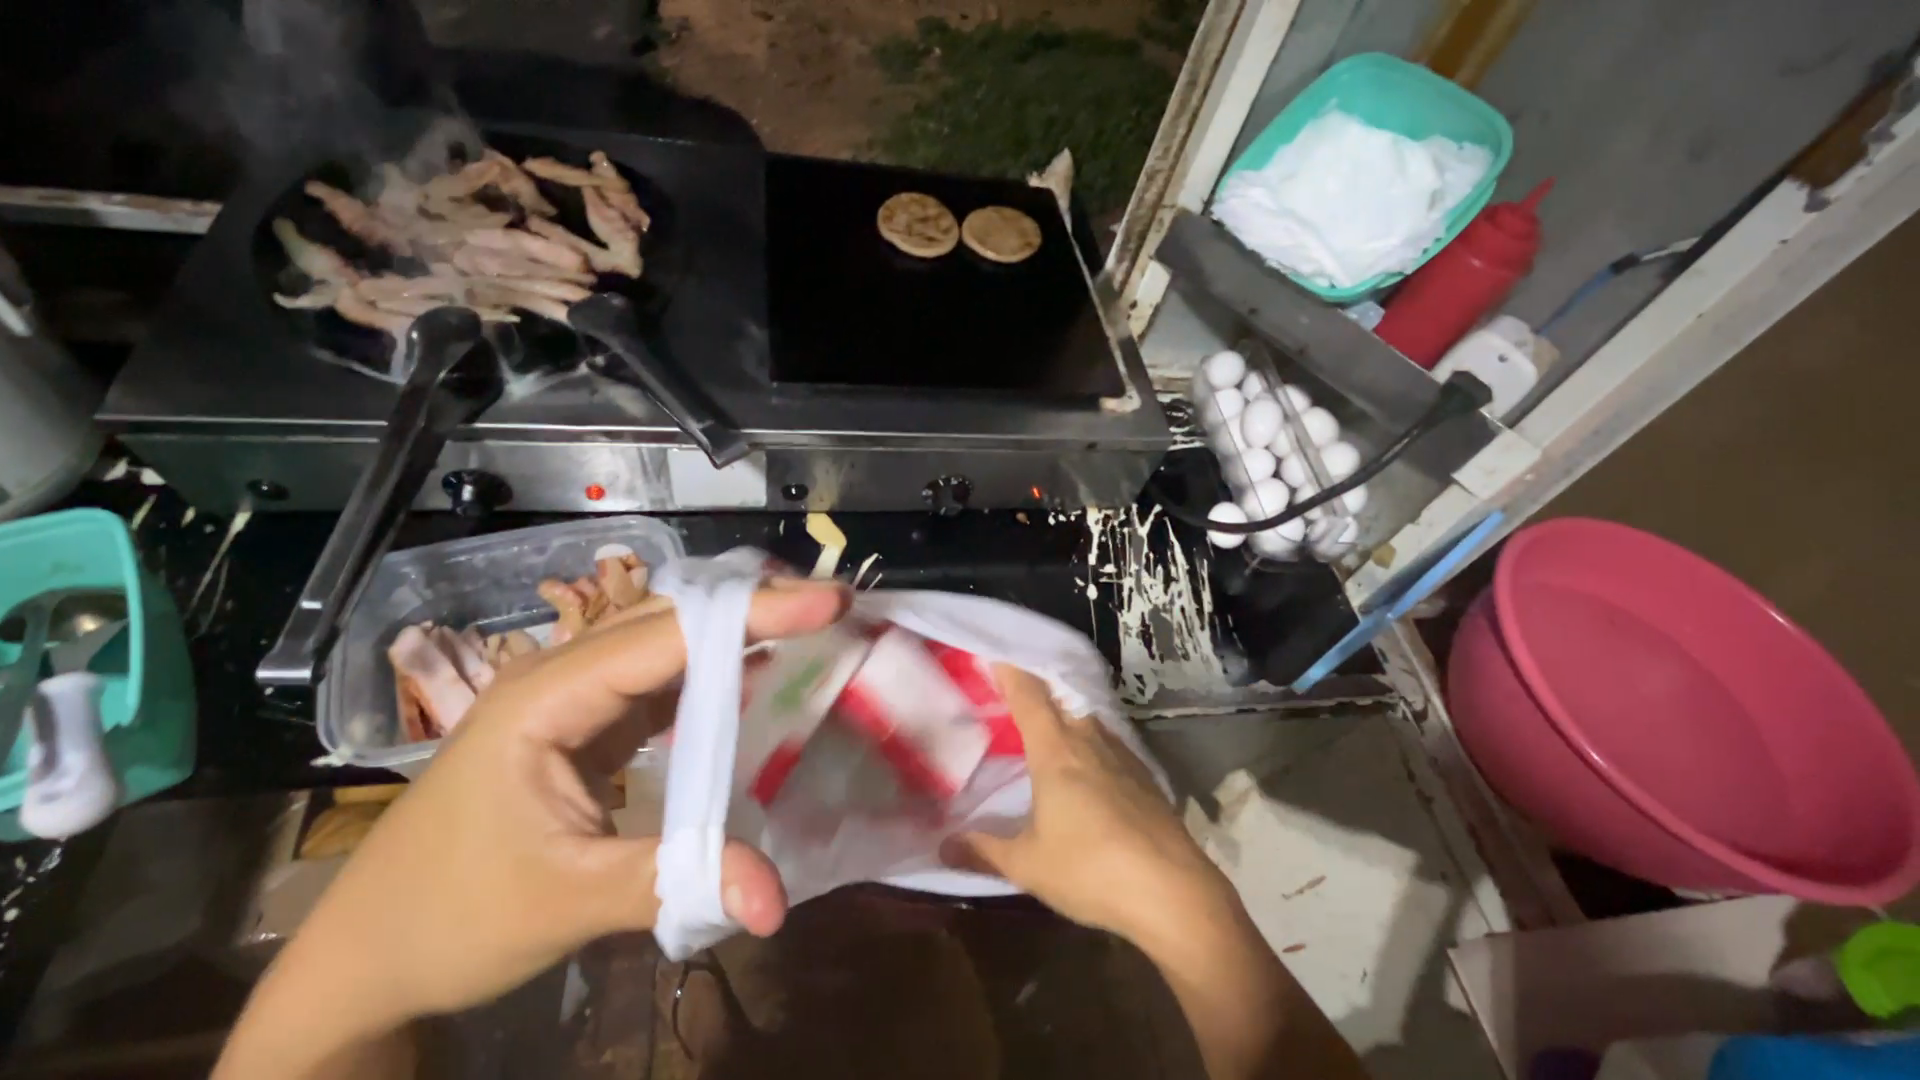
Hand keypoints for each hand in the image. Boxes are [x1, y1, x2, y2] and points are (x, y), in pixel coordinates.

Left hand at [222, 578, 849, 1070]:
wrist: (370, 952)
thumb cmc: (449, 916)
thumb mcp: (566, 900)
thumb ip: (675, 881)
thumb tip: (779, 901)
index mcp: (545, 698)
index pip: (664, 637)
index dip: (751, 613)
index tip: (828, 602)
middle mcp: (558, 680)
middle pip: (667, 622)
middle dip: (751, 608)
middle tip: (834, 609)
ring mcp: (570, 703)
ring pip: (665, 647)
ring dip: (736, 634)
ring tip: (811, 627)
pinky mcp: (583, 730)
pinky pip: (660, 687)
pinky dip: (713, 677)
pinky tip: (756, 678)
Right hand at [941, 667, 1230, 949]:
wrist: (1172, 891)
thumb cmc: (1090, 869)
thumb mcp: (1027, 865)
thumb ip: (984, 851)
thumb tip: (944, 847)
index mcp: (1056, 752)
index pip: (1029, 696)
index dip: (1011, 673)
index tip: (995, 656)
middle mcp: (1090, 743)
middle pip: (1061, 703)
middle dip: (1037, 693)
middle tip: (1012, 695)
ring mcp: (1124, 759)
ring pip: (1089, 724)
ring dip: (1067, 720)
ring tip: (1047, 731)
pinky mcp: (1147, 780)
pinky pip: (1111, 747)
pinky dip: (1091, 746)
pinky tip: (1088, 770)